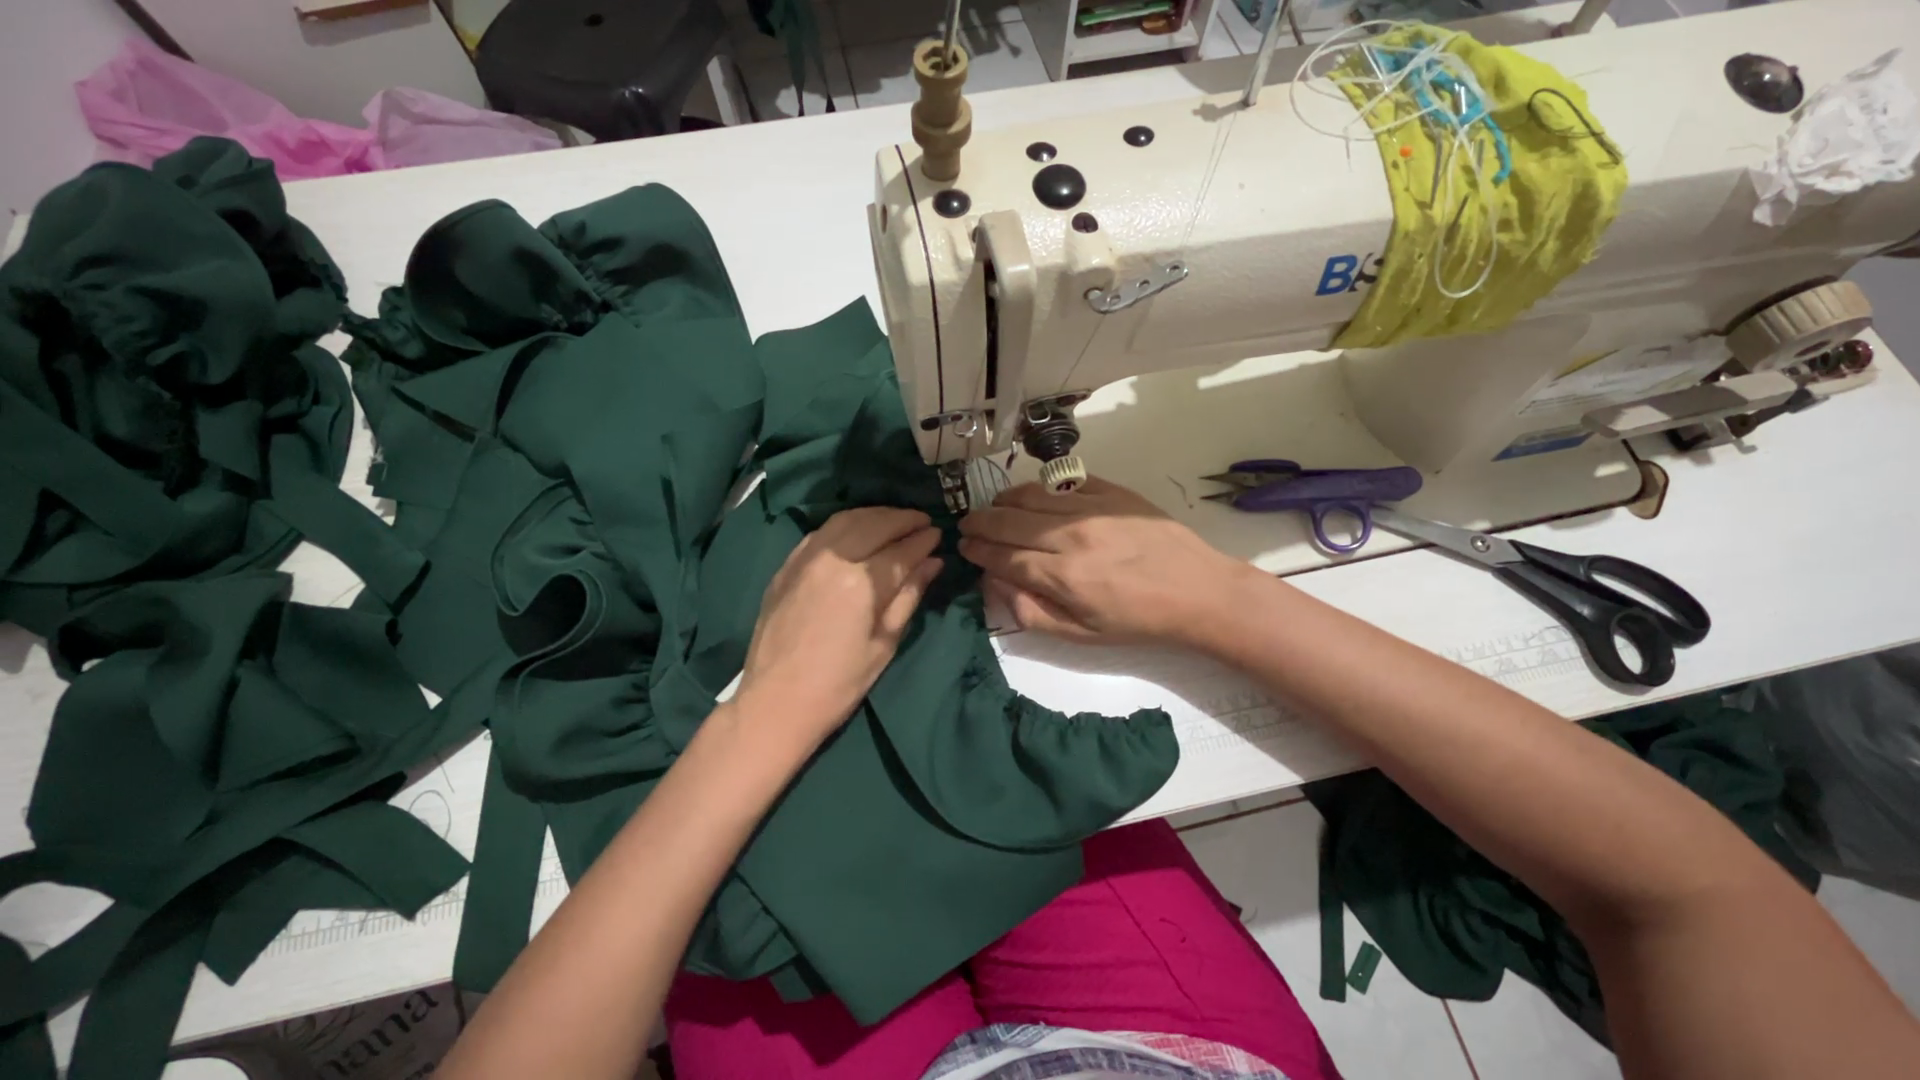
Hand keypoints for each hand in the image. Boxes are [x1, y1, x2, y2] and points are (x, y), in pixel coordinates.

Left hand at [736, 507, 943, 742]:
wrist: (776, 702)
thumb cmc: (839, 683)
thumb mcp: (884, 643)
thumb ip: (908, 596)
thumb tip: (932, 563)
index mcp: (860, 581)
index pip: (900, 549)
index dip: (923, 540)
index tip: (938, 535)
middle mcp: (831, 558)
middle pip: (874, 524)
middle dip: (902, 520)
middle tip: (923, 521)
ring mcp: (804, 559)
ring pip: (845, 520)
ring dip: (874, 516)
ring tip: (894, 520)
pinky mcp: (786, 567)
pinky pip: (821, 533)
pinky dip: (845, 525)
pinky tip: (857, 531)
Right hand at [958, 477, 1258, 646]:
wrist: (1197, 591)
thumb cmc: (1138, 621)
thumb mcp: (1081, 636)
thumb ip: (1031, 612)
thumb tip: (996, 584)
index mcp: (1062, 576)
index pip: (1002, 557)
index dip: (976, 551)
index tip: (963, 548)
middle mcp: (1070, 536)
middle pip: (1007, 521)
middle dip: (979, 522)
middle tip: (966, 525)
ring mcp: (1091, 508)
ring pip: (1030, 494)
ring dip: (1003, 500)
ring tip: (994, 508)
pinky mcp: (1112, 491)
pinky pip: (1063, 481)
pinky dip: (1039, 487)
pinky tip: (1032, 495)